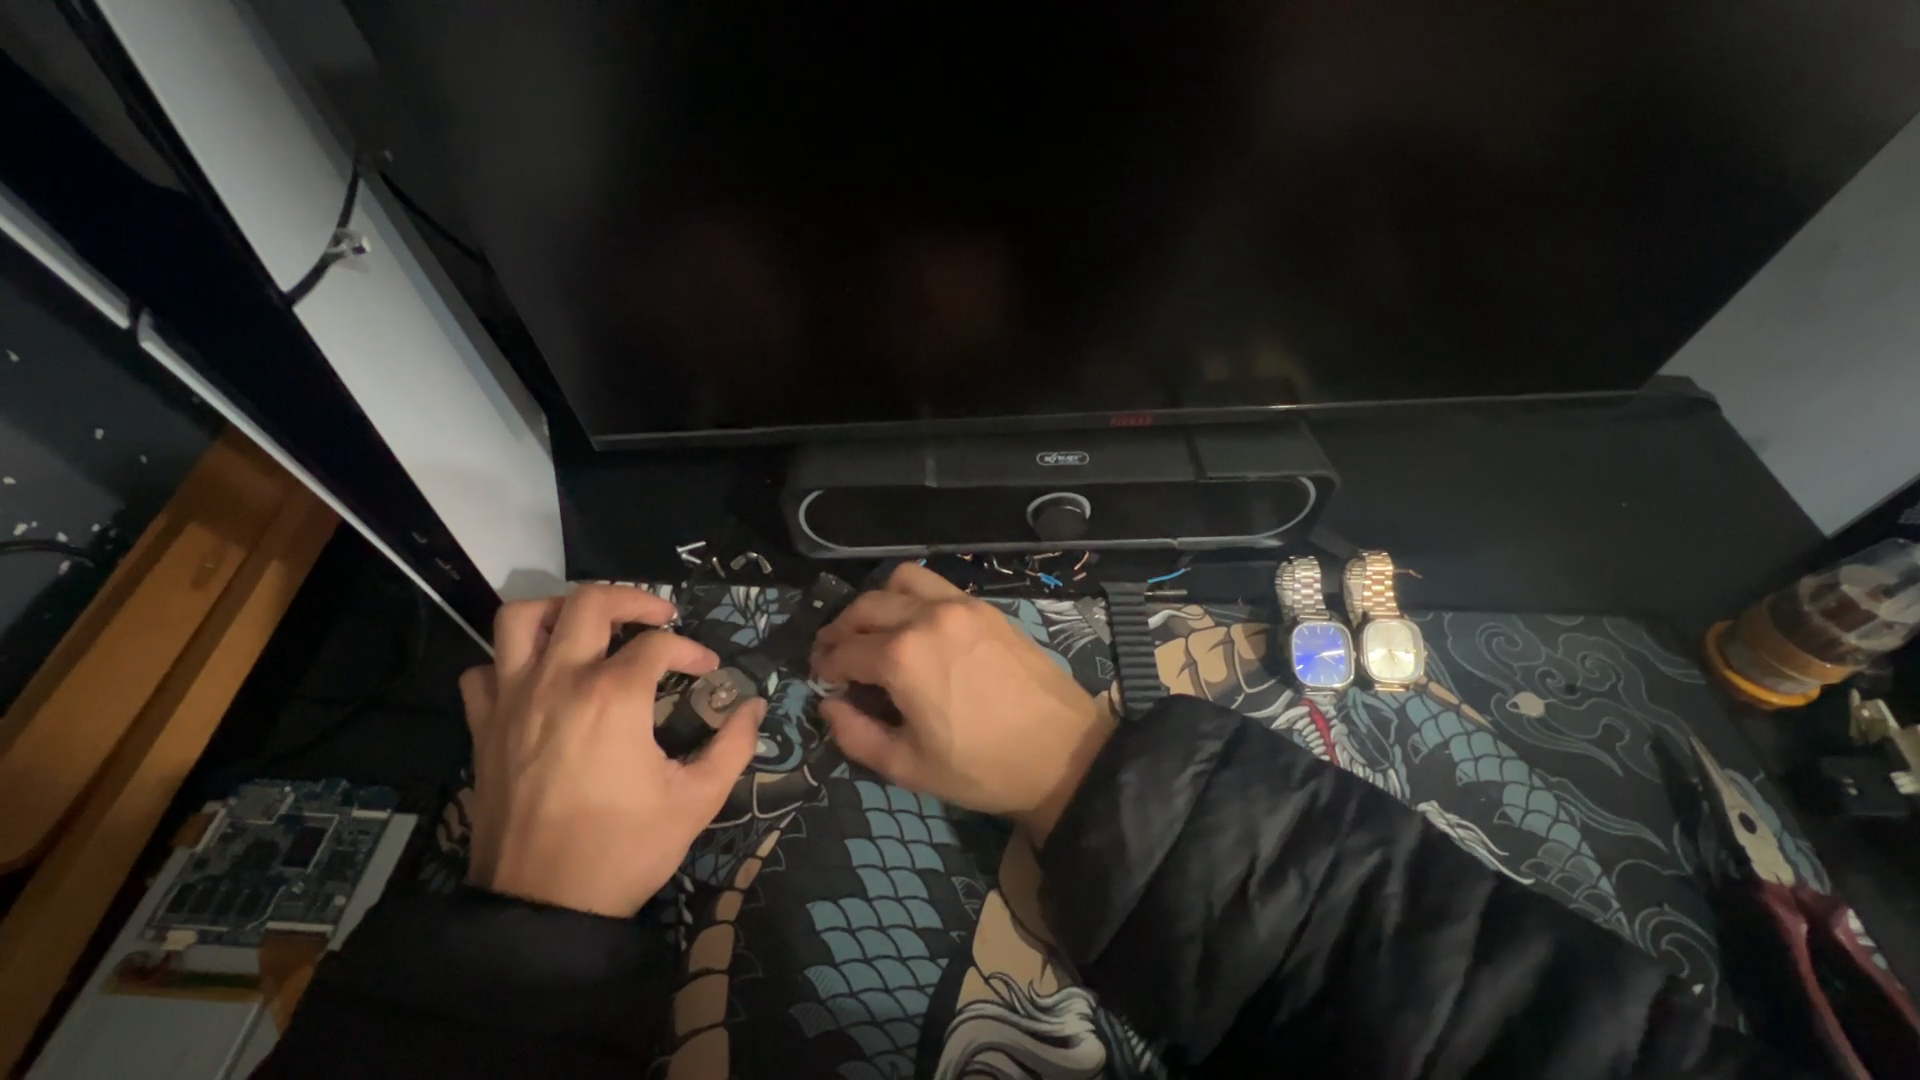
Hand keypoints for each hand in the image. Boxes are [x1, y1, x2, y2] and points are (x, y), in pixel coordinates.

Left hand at [458, 585, 762, 916]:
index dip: (691, 650)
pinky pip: (483, 671)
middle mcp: (559, 681)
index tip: (707, 672)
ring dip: (560, 610)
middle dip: (633, 599)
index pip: (658, 643)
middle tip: (658, 619)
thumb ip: (734, 745)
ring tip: (589, 627)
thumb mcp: (698, 800)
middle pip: (589, 602)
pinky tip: (538, 681)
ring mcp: (512, 700)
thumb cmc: (625, 849)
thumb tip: (752, 706)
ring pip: (521, 618)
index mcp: (615, 696)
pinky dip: (508, 663)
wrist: (543, 908)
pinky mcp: (483, 727)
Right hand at [810, 564, 1114, 843]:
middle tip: (836, 655)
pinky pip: (936, 585)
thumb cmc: (982, 767)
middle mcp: (926, 617)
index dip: (824, 665)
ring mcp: (959, 606)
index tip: (821, 678)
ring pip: (900, 581)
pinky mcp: (985, 607)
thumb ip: (855, 735)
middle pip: (864, 607)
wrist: (1062, 751)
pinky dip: (913, 596)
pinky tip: (916, 626)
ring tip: (876, 632)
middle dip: (841, 630)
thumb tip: (829, 705)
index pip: (844, 650)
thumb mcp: (908, 766)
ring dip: (877, 602)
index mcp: (902, 657)